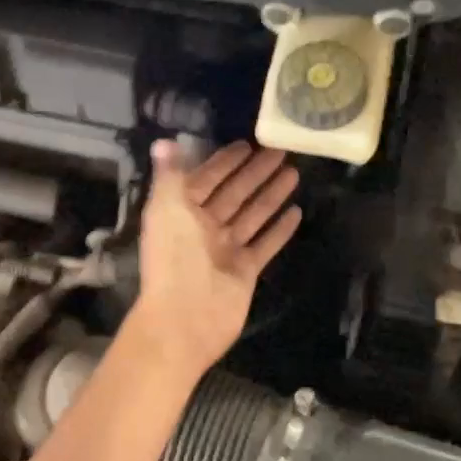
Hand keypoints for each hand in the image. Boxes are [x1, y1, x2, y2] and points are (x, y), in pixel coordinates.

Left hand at [128, 140, 301, 376]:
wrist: (185, 318)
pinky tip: (296, 212)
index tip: (247, 143)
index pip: (206, 178)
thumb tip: (163, 142)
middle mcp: (204, 228)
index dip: (224, 161)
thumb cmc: (173, 258)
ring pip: (253, 215)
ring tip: (294, 173)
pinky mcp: (245, 270)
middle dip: (255, 173)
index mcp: (182, 211)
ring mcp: (226, 250)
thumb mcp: (166, 209)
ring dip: (271, 195)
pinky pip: (265, 244)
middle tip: (281, 151)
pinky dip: (279, 229)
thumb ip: (169, 175)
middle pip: (234, 193)